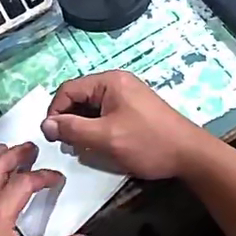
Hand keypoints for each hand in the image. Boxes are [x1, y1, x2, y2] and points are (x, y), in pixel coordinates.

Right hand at [41, 71, 219, 180]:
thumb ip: (72, 129)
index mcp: (109, 81)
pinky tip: (101, 145)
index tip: (53, 137)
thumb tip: (45, 125)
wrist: (189, 154)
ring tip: (85, 147)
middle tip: (70, 145)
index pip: (68, 89)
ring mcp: (127, 95)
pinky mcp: (134, 109)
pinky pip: (105, 114)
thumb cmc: (147, 143)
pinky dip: (97, 129)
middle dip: (69, 121)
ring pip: (91, 108)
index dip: (55, 112)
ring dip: (83, 127)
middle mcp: (117, 82)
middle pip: (79, 97)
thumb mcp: (105, 137)